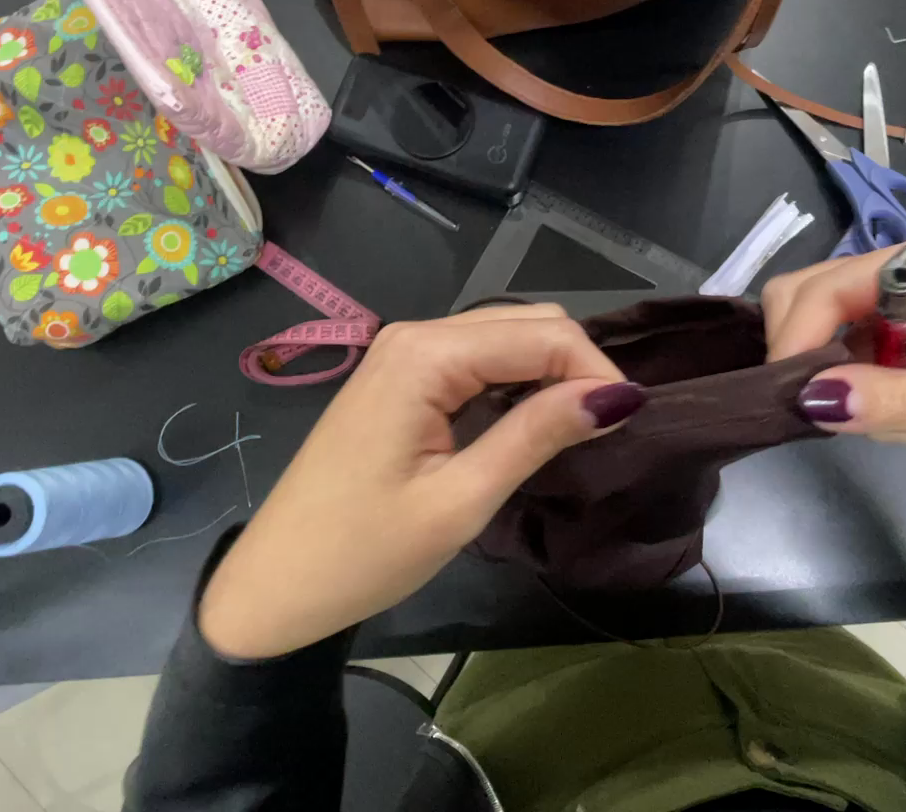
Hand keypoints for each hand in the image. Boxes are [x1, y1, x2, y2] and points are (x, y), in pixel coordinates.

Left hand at [198, 305, 643, 658]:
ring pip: (504, 335)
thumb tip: (618, 395)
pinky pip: (476, 358)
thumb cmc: (363, 553)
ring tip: (576, 428)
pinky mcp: (402, 374)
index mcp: (426, 355)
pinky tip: (529, 419)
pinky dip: (515, 379)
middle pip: (525, 322)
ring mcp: (405, 351)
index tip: (630, 422)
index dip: (595, 371)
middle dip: (576, 365)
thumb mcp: (462, 500)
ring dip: (549, 371)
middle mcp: (416, 334)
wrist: (276, 583)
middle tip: (607, 428)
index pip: (541, 335)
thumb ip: (537, 435)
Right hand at [762, 224, 905, 464]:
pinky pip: (856, 357)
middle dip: (822, 361)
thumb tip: (809, 401)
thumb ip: (900, 401)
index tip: (792, 400)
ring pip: (831, 335)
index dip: (798, 338)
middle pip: (815, 299)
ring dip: (857, 387)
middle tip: (852, 415)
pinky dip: (872, 394)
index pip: (830, 285)